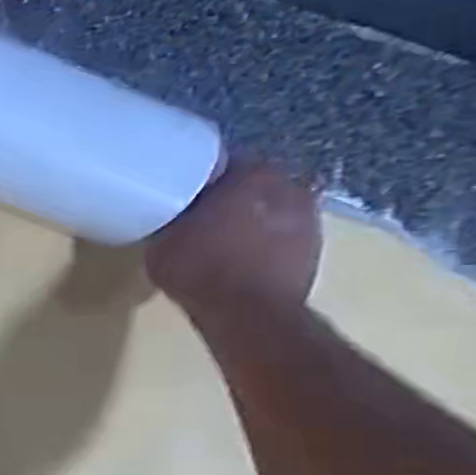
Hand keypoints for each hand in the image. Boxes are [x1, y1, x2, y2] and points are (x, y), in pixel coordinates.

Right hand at [146, 163, 321, 325]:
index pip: (222, 161)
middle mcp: (288, 186)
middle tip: (199, 213)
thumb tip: (169, 214)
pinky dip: (264, 239)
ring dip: (250, 217)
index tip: (180, 188)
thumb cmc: (200, 269)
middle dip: (229, 195)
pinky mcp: (314, 246)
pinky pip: (281, 233)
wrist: (249, 313)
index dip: (199, 175)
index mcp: (251, 175)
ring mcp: (309, 217)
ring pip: (270, 207)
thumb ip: (170, 219)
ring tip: (220, 237)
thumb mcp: (162, 243)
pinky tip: (240, 256)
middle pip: (252, 183)